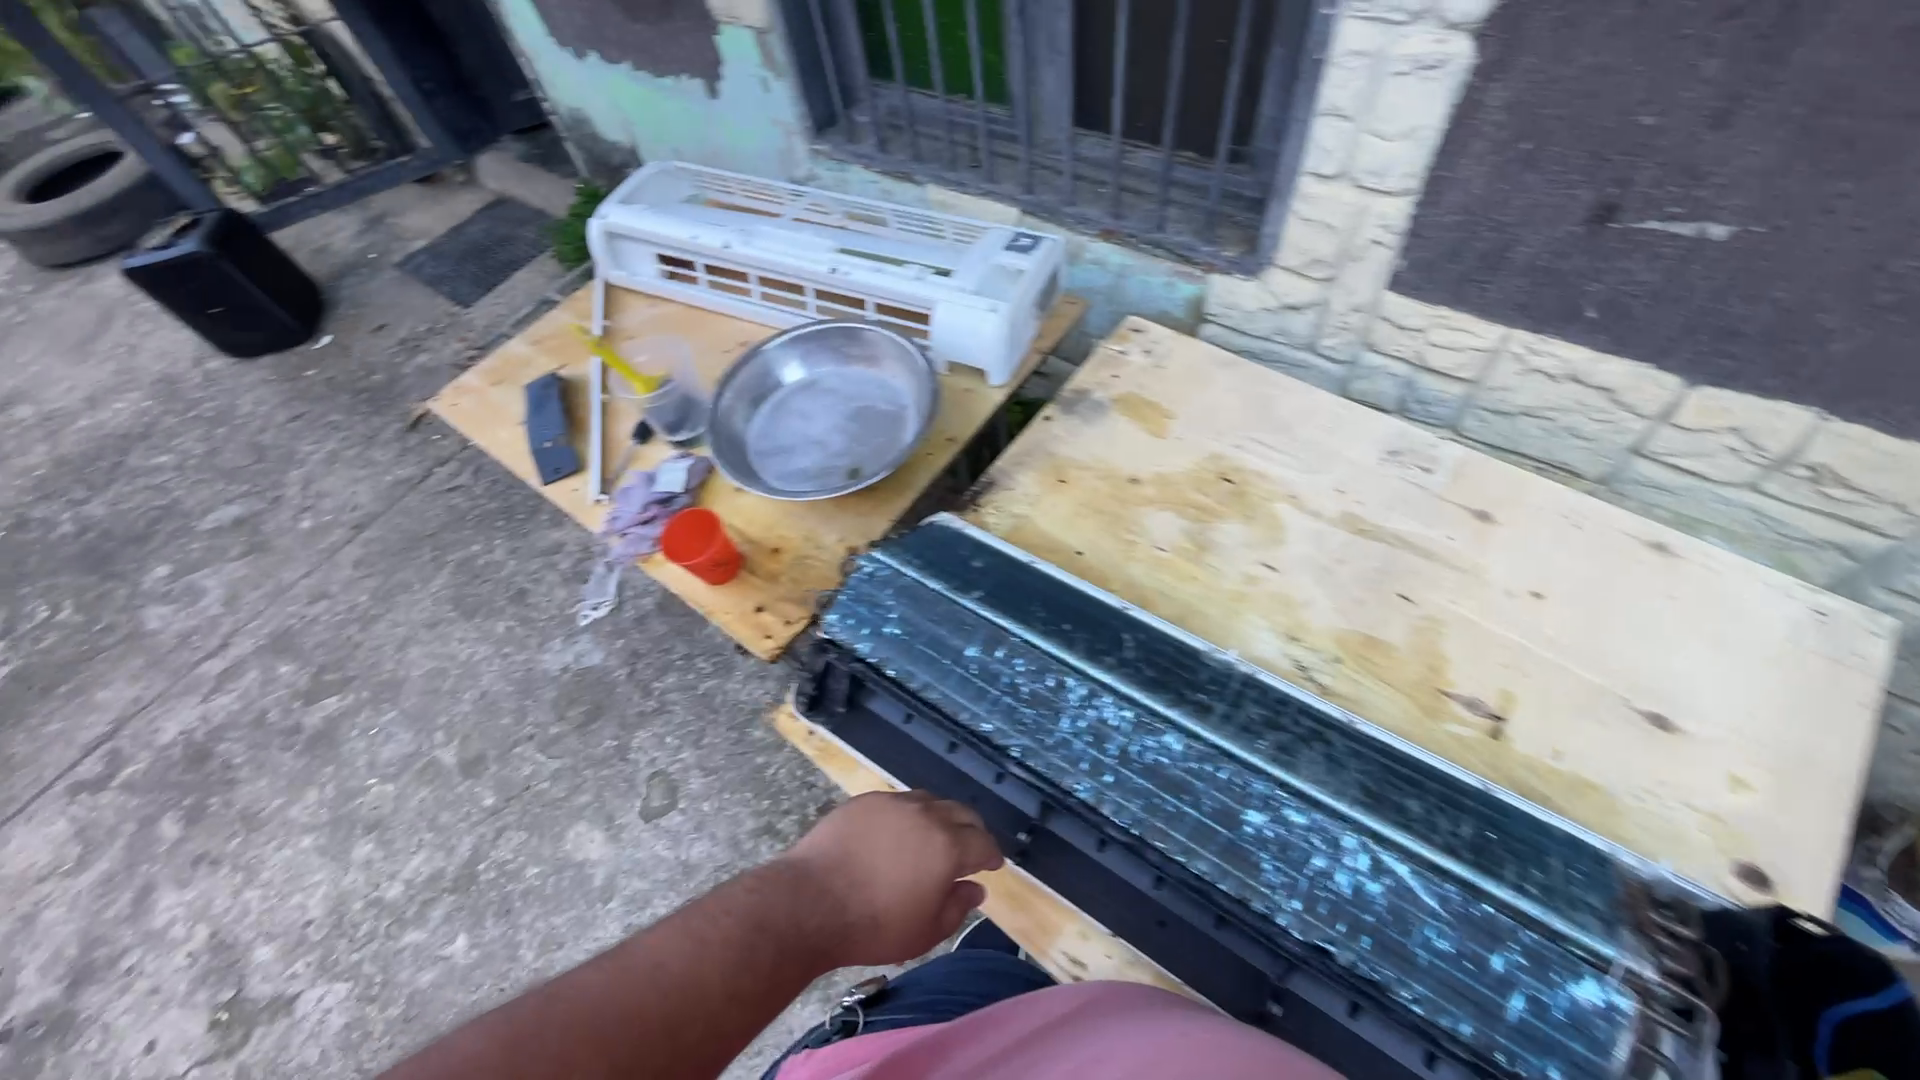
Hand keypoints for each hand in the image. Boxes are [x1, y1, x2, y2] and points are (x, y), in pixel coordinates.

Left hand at [776, 790, 1005, 967]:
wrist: (810, 903)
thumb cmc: (873, 926)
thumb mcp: (925, 932)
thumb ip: (957, 907)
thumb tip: (975, 888)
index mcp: (948, 847)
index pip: (983, 843)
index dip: (991, 855)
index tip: (993, 864)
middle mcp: (926, 816)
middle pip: (961, 813)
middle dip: (972, 830)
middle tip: (971, 847)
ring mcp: (893, 804)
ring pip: (929, 801)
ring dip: (941, 817)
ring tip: (936, 834)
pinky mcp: (864, 802)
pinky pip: (897, 801)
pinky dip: (908, 814)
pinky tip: (898, 831)